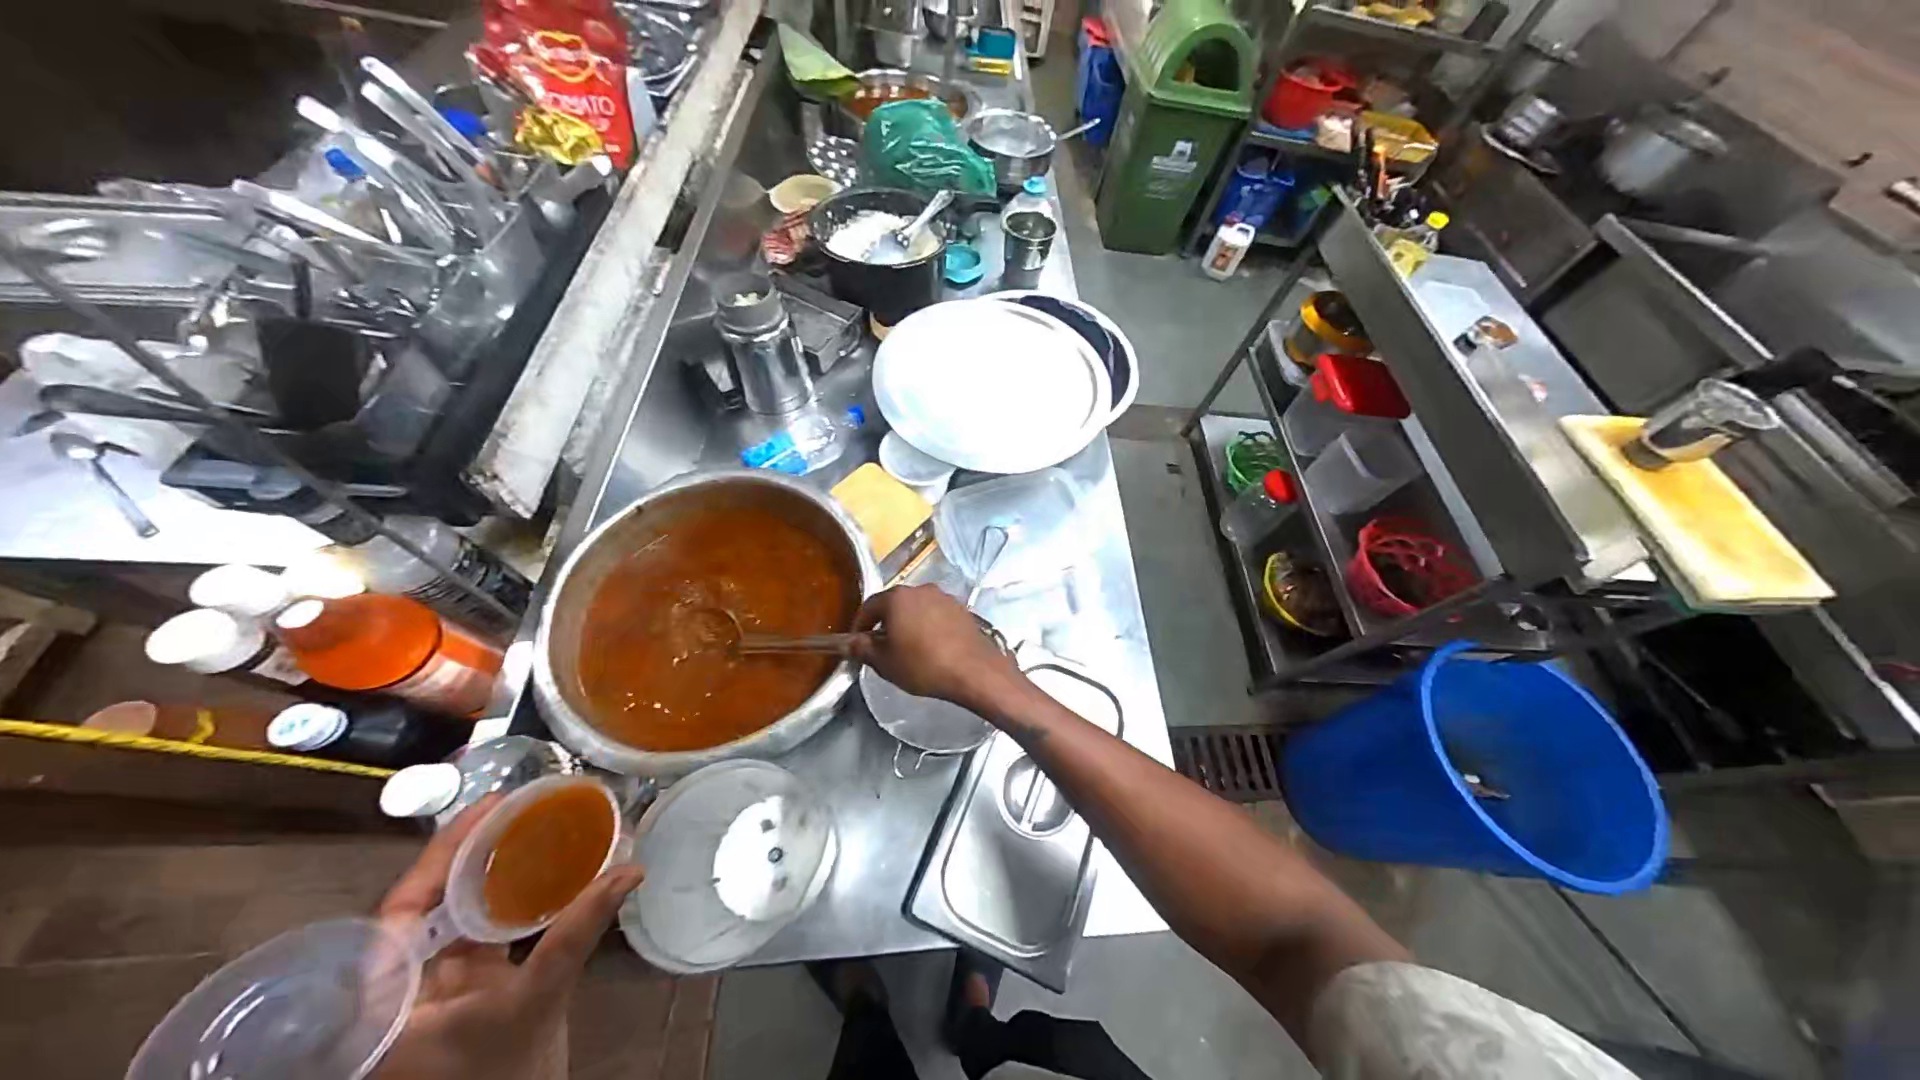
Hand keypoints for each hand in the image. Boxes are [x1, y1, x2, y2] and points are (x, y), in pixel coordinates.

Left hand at [371, 796, 644, 1079]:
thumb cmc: (499, 1074)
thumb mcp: (537, 1000)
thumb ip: (578, 933)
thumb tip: (631, 870)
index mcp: (388, 992)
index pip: (404, 903)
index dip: (445, 851)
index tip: (488, 807)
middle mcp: (403, 984)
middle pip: (432, 901)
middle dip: (474, 853)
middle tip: (518, 808)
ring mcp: (436, 988)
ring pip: (459, 915)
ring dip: (494, 873)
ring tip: (530, 829)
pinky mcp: (466, 990)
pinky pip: (484, 933)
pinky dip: (511, 902)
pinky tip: (540, 875)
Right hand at [851, 585, 1023, 710]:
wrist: (974, 671)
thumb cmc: (923, 665)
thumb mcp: (885, 662)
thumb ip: (862, 649)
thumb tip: (849, 642)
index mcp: (897, 597)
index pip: (869, 606)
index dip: (859, 624)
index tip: (856, 641)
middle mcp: (921, 589)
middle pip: (894, 603)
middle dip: (885, 622)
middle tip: (880, 646)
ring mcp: (944, 597)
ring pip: (917, 608)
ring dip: (908, 623)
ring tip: (907, 648)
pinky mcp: (962, 609)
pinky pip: (936, 615)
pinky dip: (928, 626)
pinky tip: (931, 647)